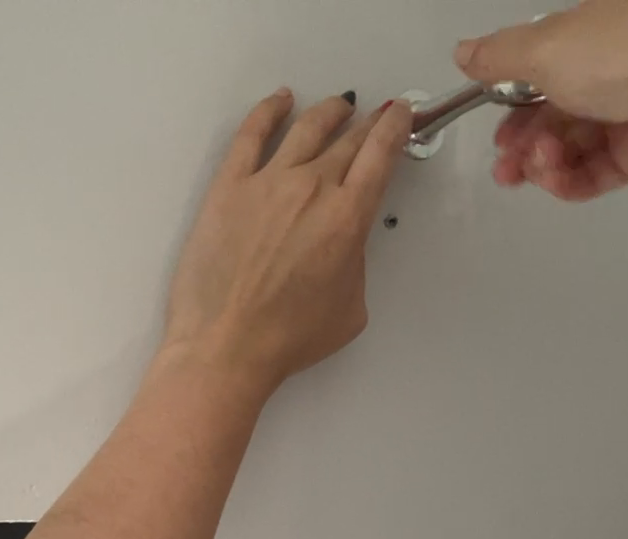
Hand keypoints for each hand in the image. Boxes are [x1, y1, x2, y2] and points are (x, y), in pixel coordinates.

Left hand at [160, 90, 413, 393]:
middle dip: (367, 126)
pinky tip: (280, 101)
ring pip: (306, 128)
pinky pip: (251, 134)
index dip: (396, 128)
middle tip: (374, 120)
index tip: (401, 115)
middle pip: (348, 141)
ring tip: (337, 107)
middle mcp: (311, 189)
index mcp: (347, 219)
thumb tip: (344, 244)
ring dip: (328, 113)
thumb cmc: (286, 339)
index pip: (381, 155)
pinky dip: (269, 111)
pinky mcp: (228, 188)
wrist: (226, 347)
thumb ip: (355, 264)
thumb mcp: (350, 310)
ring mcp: (267, 183)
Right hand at [455, 0, 627, 199]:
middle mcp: (611, 69)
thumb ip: (499, 56)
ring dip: (543, 164)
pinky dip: (570, 182)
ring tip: (540, 166)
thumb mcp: (546, 44)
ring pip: (570, 148)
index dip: (512, 106)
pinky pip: (595, 174)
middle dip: (522, 144)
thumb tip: (463, 52)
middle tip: (507, 163)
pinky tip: (557, 180)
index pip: (540, 73)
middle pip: (551, 116)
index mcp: (591, 34)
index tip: (496, 130)